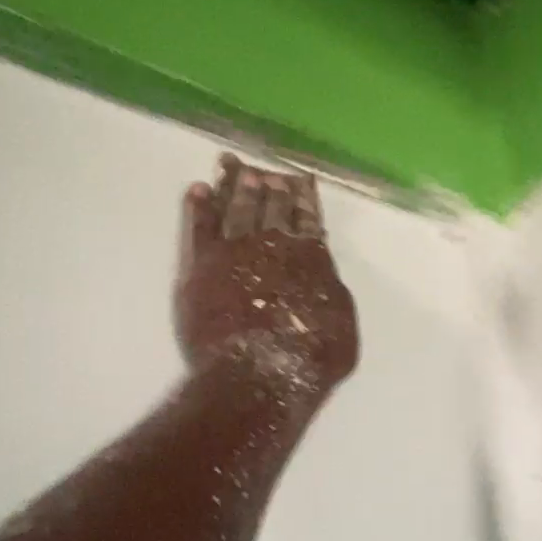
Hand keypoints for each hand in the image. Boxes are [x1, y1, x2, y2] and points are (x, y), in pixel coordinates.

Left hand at [175, 155, 358, 393]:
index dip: (306, 196)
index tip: (301, 178)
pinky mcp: (203, 265)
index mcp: (311, 257)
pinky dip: (199, 206)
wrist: (259, 376)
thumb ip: (330, 287)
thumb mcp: (342, 322)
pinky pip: (199, 227)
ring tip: (231, 164)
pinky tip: (198, 190)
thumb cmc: (310, 358)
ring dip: (235, 184)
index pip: (309, 216)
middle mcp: (275, 245)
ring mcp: (236, 252)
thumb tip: (321, 267)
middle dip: (270, 184)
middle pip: (271, 205)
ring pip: (235, 207)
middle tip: (264, 168)